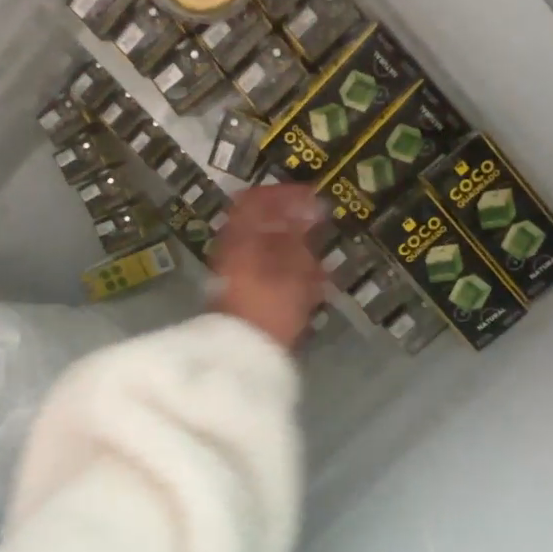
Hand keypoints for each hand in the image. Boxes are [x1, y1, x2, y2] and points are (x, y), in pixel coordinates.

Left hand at [212, 185, 325, 350]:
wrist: (242, 357)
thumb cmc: (270, 306)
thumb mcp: (294, 266)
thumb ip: (301, 234)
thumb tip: (310, 206)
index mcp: (239, 238)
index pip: (257, 200)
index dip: (285, 194)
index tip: (312, 197)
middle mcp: (232, 252)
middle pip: (262, 228)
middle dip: (294, 228)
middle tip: (320, 231)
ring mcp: (234, 277)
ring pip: (266, 253)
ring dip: (295, 254)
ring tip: (320, 266)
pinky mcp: (242, 299)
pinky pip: (267, 276)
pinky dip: (289, 276)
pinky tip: (311, 287)